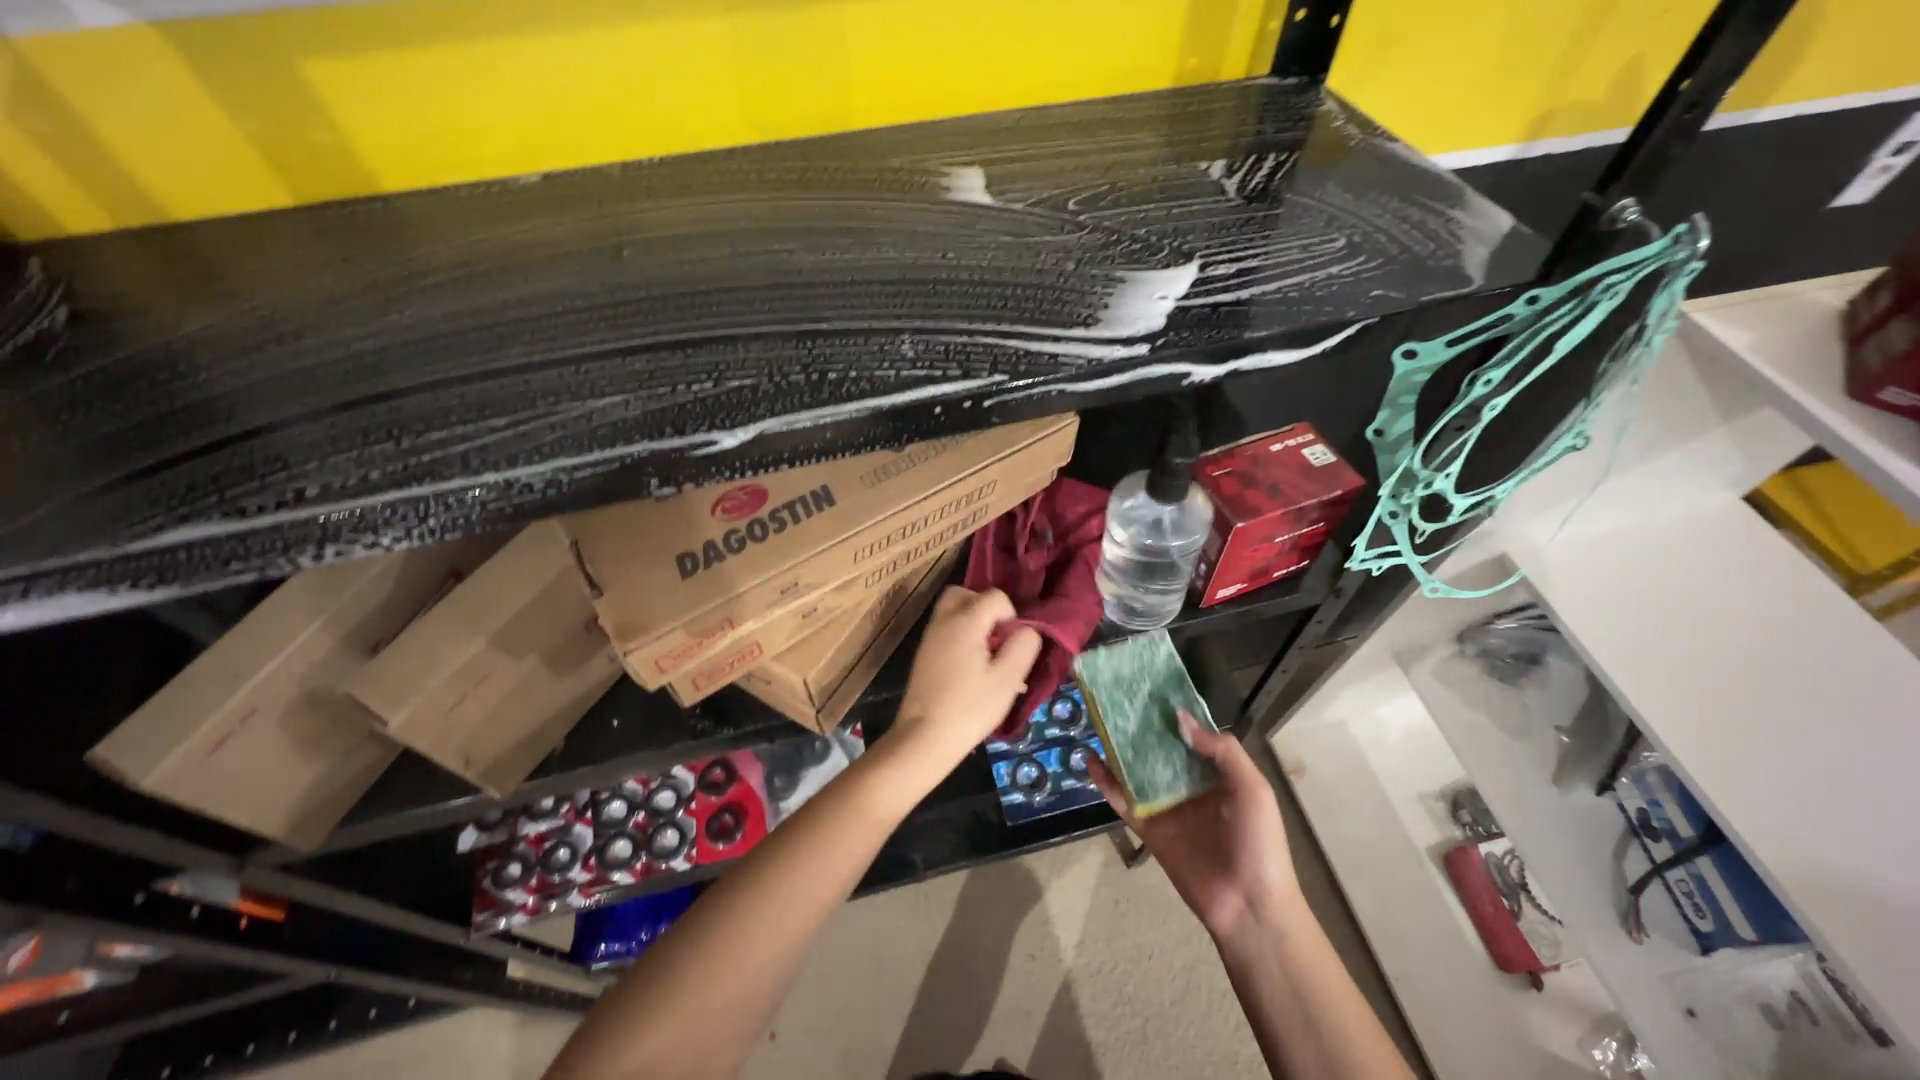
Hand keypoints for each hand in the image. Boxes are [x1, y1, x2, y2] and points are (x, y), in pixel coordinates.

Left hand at [890, 586, 1043, 775]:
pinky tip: (972, 670)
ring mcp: (929, 638)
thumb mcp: (1008, 679)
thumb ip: (1023, 647)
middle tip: (999, 639)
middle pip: (965, 594)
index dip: (1011, 615)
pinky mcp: (923, 655)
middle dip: (986, 609)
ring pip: (952, 612)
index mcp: (965, 621)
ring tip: (988, 656)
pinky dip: (961, 637)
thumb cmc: (970, 707)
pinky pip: (945, 631)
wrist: (924, 737)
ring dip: (973, 623)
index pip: (995, 596)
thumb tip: (1028, 630)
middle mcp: (943, 621)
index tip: (1012, 644)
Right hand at [1089, 709, 1300, 938]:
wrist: (1248, 904)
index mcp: (1220, 775)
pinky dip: (1106, 782)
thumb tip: (1179, 719)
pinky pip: (1123, 801)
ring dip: (1120, 751)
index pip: (1193, 738)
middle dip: (1143, 729)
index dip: (1174, 716)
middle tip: (1116, 700)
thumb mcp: (1252, 788)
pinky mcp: (1149, 829)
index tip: (1151, 691)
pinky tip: (1089, 761)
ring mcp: (1168, 808)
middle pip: (1161, 751)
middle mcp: (1191, 787)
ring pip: (1139, 772)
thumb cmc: (1259, 842)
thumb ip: (1221, 751)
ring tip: (1097, 722)